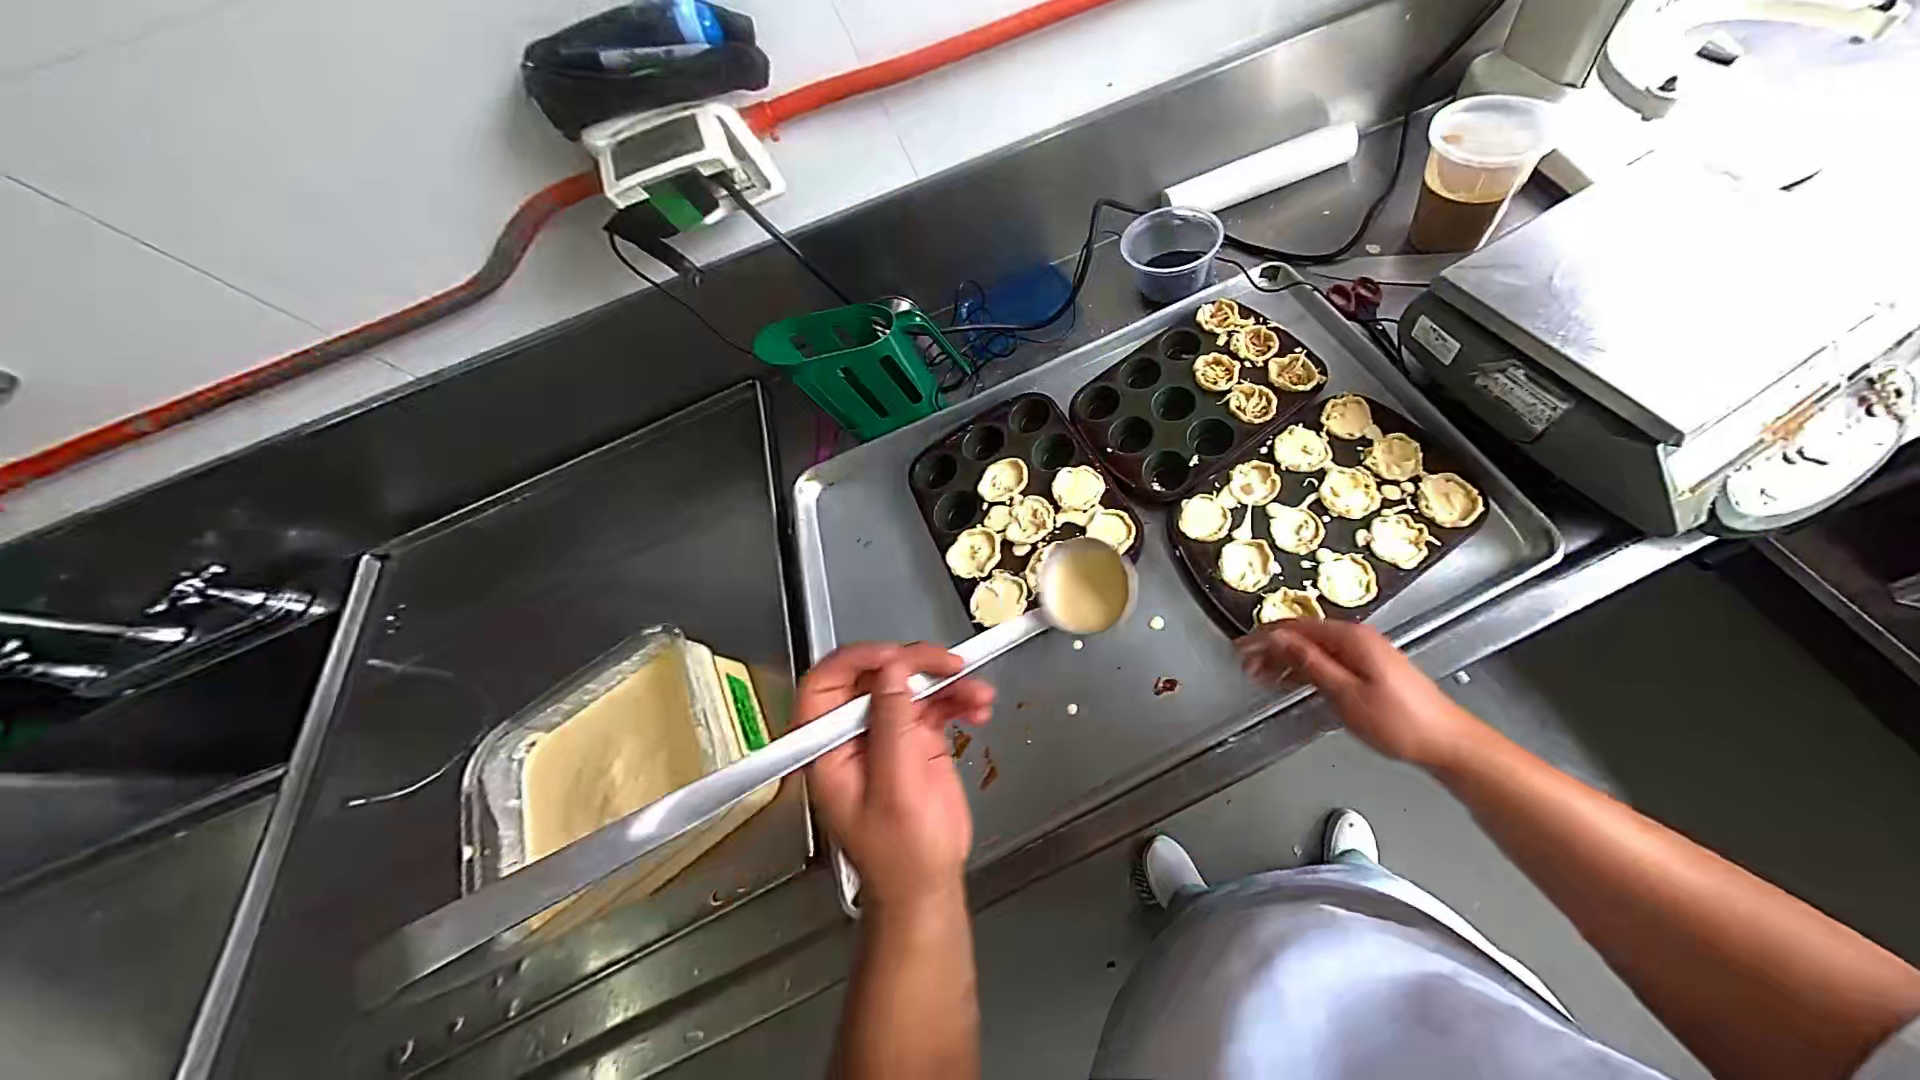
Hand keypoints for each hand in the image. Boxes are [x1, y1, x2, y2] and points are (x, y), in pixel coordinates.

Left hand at [796, 643, 993, 910]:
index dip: (859, 659)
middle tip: (947, 664)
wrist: (928, 882)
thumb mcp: (893, 788)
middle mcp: (852, 732)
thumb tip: (892, 671)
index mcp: (827, 746)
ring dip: (946, 681)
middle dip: (913, 663)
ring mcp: (886, 731)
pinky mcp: (915, 735)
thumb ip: (891, 725)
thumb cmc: (899, 855)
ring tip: (975, 693)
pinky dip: (958, 698)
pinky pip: (935, 700)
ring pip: (910, 682)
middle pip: (874, 674)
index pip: (826, 682)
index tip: (897, 656)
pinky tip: (977, 707)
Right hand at [1236, 620, 1485, 769]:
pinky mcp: (1368, 667)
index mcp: (1351, 638)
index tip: (1240, 650)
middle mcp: (1357, 638)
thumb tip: (1277, 639)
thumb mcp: (1345, 693)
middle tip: (1245, 666)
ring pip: (1311, 647)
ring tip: (1260, 675)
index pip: (1293, 628)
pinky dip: (1303, 668)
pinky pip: (1326, 659)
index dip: (1262, 638)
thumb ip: (1308, 663)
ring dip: (1284, 659)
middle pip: (1301, 635)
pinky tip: (1289, 681)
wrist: (1448, 744)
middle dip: (1269, 649)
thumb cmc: (1401, 723)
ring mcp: (1364, 652)